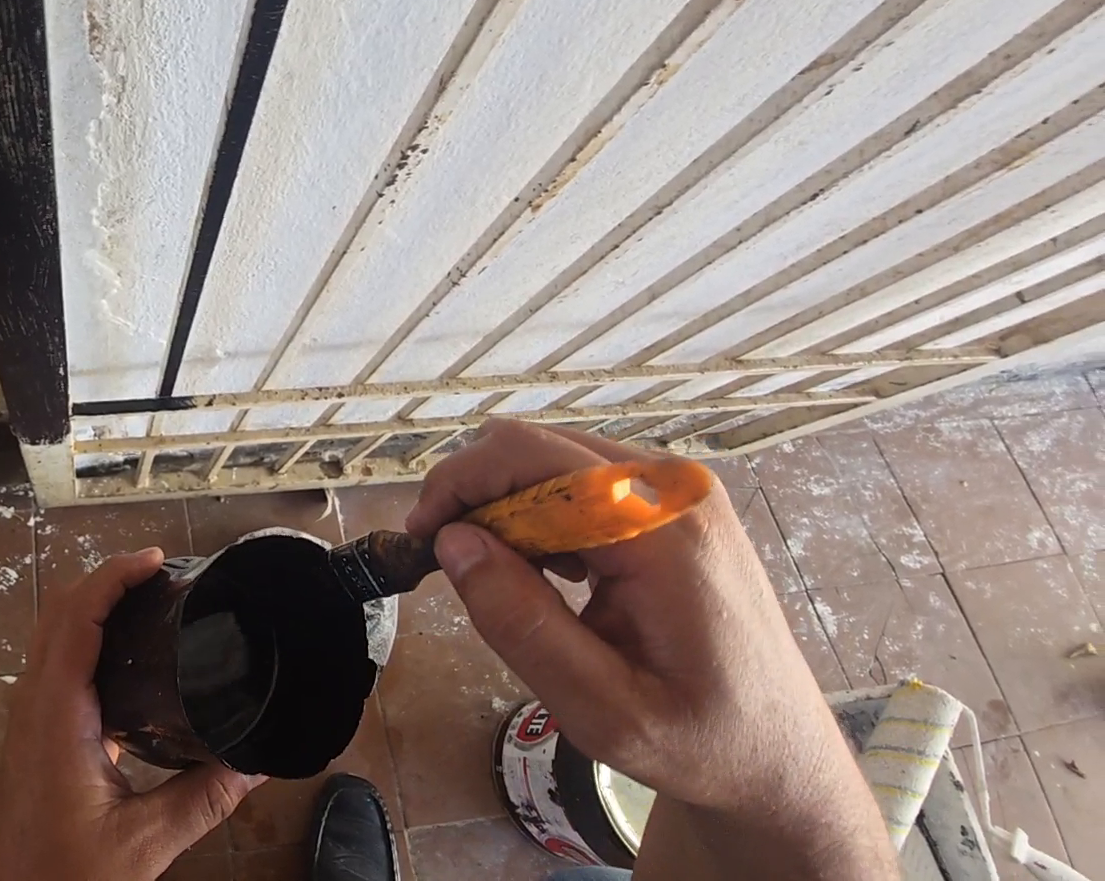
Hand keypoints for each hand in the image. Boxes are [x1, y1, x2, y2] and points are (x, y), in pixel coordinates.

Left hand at [0, 548, 262, 880]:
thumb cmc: (64, 877)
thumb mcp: (142, 844)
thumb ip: (202, 800)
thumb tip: (257, 763)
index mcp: (57, 713)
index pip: (76, 616)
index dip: (114, 576)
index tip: (156, 560)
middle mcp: (35, 701)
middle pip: (59, 609)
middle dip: (105, 577)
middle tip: (158, 572)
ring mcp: (30, 714)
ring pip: (54, 630)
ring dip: (93, 600)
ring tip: (146, 596)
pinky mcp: (37, 729)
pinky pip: (58, 658)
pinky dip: (88, 632)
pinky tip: (128, 650)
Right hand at [406, 419, 895, 879]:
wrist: (780, 755)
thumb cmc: (700, 742)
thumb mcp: (602, 711)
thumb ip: (523, 625)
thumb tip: (452, 540)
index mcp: (664, 530)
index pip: (529, 458)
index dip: (459, 484)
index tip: (422, 539)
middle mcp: (673, 485)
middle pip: (532, 446)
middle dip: (474, 493)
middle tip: (453, 560)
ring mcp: (674, 486)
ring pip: (545, 456)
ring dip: (502, 504)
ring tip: (504, 575)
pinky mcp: (667, 497)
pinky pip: (572, 475)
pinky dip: (534, 509)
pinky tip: (544, 565)